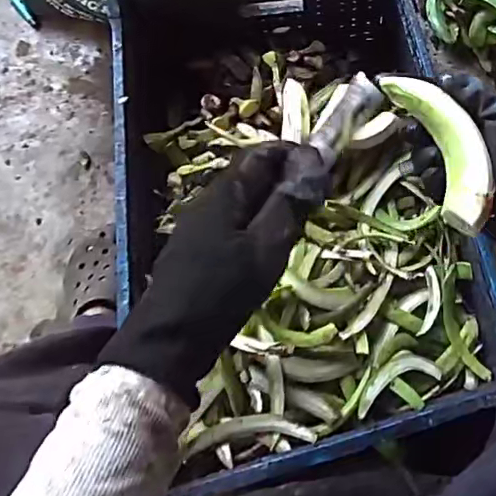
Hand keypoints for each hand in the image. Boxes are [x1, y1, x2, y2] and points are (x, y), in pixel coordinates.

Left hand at [99, 142, 328, 401]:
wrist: (169, 343)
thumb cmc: (223, 291)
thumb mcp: (266, 247)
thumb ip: (289, 203)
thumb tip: (313, 162)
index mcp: (225, 193)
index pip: (263, 153)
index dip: (295, 153)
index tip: (325, 167)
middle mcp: (209, 200)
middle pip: (253, 173)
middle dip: (289, 175)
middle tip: (320, 193)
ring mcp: (201, 224)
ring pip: (246, 197)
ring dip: (276, 198)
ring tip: (304, 216)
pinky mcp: (199, 246)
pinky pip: (236, 218)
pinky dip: (261, 219)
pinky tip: (275, 240)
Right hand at [410, 73, 495, 290]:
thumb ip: (474, 94)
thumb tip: (442, 78)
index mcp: (470, 111)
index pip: (436, 94)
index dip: (413, 89)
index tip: (388, 84)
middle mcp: (456, 132)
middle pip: (420, 121)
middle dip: (415, 126)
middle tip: (415, 131)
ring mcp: (448, 159)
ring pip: (419, 150)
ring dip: (425, 154)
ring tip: (439, 161)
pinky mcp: (442, 184)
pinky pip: (425, 175)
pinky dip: (432, 176)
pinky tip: (444, 179)